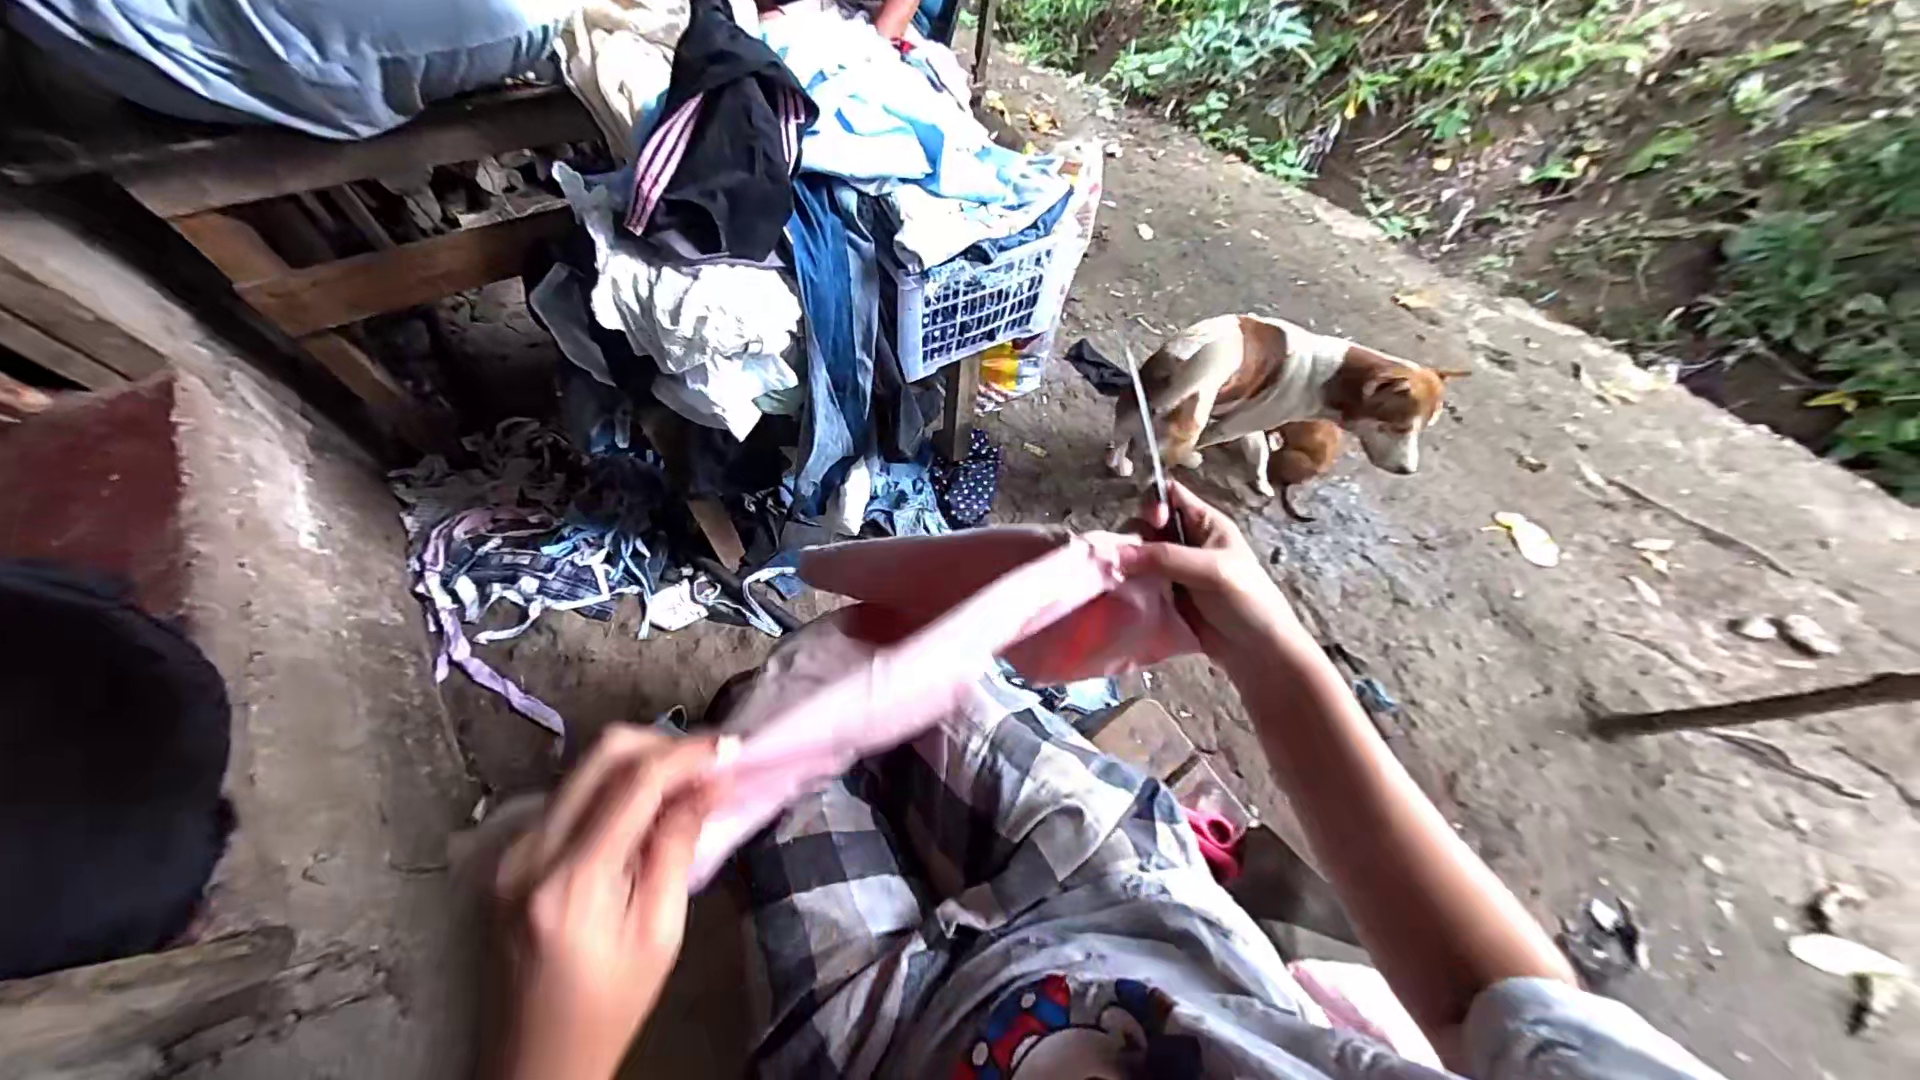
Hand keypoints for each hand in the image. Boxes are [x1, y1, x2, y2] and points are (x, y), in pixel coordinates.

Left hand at [489, 725, 729, 1079]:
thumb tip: (711, 782)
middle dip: (665, 742)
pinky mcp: (516, 852)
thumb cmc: (610, 1007)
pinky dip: (622, 781)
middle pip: (603, 754)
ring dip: (645, 758)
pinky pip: (576, 790)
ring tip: (689, 779)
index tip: (732, 747)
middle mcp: (530, 853)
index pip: (635, 784)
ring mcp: (515, 850)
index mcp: (570, 883)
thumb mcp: (660, 932)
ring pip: (588, 764)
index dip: (688, 754)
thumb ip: (678, 846)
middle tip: (709, 760)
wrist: (534, 1062)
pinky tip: (652, 803)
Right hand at [1123, 481, 1313, 679]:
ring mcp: (1175, 570)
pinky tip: (1122, 590)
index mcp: (1206, 524)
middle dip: (1134, 535)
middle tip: (1131, 559)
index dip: (1154, 501)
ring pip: (1139, 553)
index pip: (1171, 494)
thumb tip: (1118, 553)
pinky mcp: (1165, 594)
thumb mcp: (1211, 570)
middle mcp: (1187, 542)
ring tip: (1122, 577)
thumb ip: (1166, 558)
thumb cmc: (1246, 601)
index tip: (1151, 523)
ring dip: (1127, 562)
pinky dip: (1128, 583)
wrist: (1258, 652)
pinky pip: (1139, 580)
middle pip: (1147, 524)